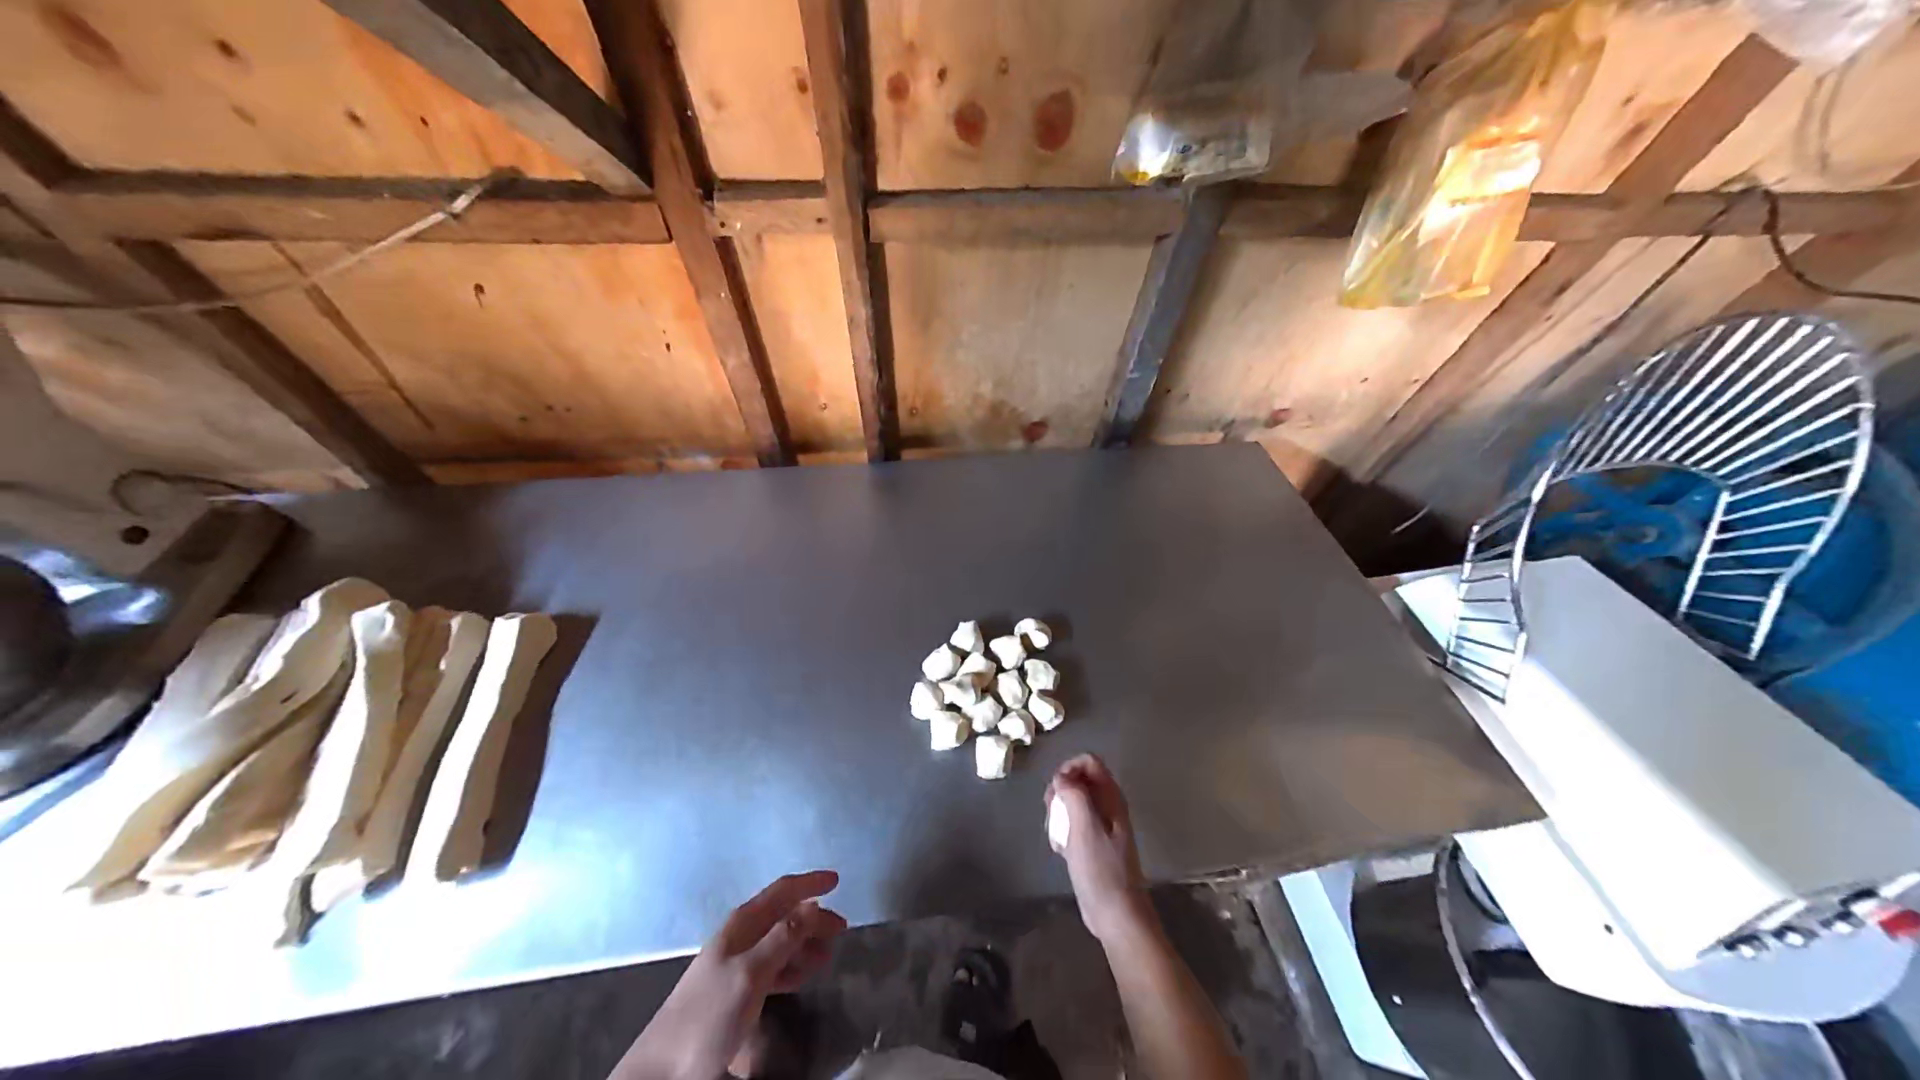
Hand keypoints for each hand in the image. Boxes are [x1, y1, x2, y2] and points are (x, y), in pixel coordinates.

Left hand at [613, 870, 845, 1079]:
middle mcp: (740, 937)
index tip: (837, 880)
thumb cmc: (709, 1014)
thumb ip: (783, 937)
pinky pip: (772, 969)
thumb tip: (813, 904)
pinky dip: (791, 968)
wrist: (664, 1068)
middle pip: (784, 916)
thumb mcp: (751, 973)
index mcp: (742, 925)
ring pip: (780, 943)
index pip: (782, 891)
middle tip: (842, 929)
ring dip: (805, 944)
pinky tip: (802, 978)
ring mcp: (736, 965)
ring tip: (827, 956)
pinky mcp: (735, 993)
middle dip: (814, 918)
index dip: (810, 883)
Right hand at [1044, 754, 1151, 943]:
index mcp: (1111, 797)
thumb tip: (1061, 777)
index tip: (1056, 790)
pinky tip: (1059, 849)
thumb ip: (1074, 794)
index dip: (1069, 768)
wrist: (1116, 915)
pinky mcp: (1092, 844)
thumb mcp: (1085, 828)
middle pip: (1078, 779)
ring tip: (1055, 834)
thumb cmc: (1101, 869)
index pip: (1089, 762)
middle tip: (1052, 813)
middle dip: (1060, 791)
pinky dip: (1062, 830)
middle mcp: (1108, 806)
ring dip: (1058, 812)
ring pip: (1073, 802)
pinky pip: (1073, 823)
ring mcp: (1100, 826)